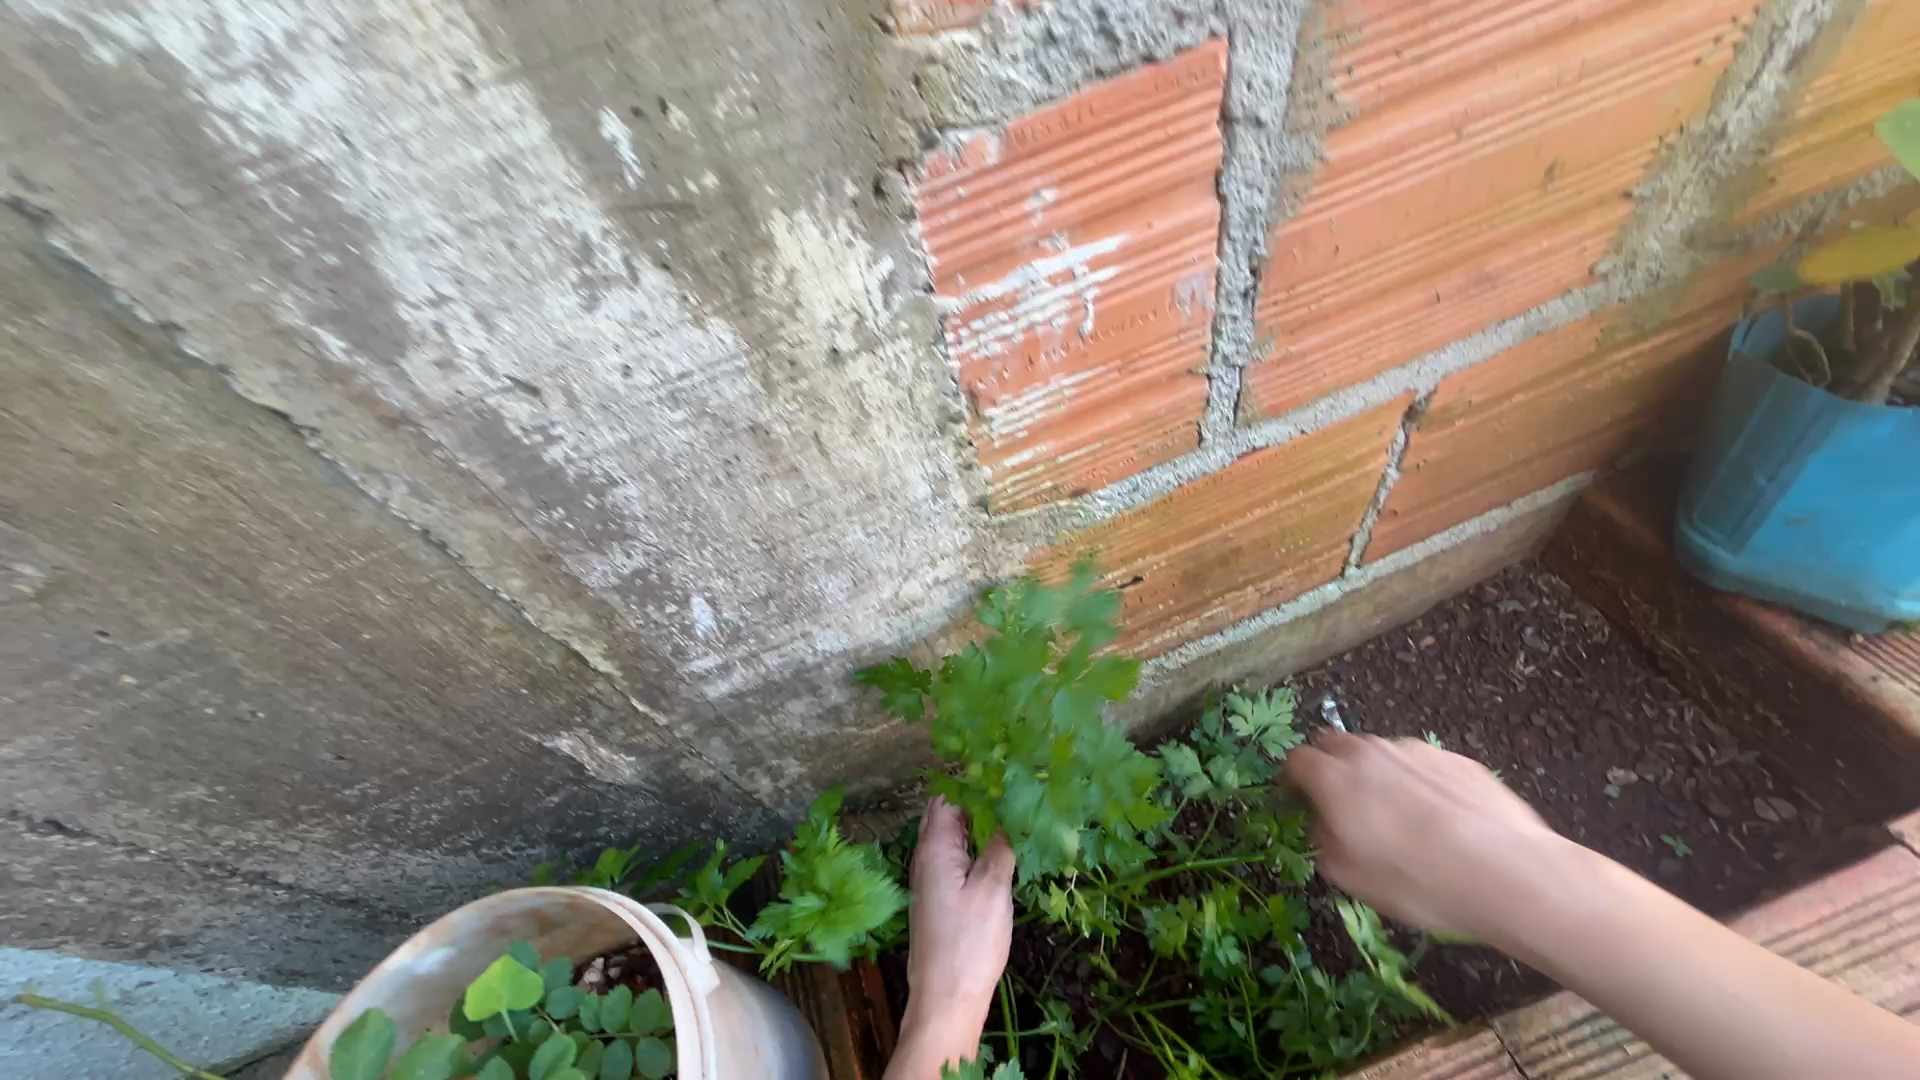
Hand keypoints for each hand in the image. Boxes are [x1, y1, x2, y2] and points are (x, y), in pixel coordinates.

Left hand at [886, 796, 1014, 1077]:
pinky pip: (953, 858)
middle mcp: (924, 857)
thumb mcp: (993, 887)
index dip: (973, 784)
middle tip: (1011, 796)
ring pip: (950, 837)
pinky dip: (972, 848)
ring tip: (1010, 819)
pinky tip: (997, 852)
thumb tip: (1009, 811)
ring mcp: (929, 879)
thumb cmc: (969, 942)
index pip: (947, 796)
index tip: (1005, 777)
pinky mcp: (938, 898)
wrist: (945, 1000)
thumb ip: (1000, 844)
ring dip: (975, 826)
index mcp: (934, 847)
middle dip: (974, 801)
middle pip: (945, 814)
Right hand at [1284, 732, 1560, 939]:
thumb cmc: (1418, 880)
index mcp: (1333, 778)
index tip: (1296, 799)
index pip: (1295, 760)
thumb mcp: (1350, 877)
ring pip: (1379, 752)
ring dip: (1374, 772)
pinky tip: (1441, 818)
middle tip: (1339, 800)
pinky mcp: (1456, 759)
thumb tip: (1323, 826)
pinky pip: (1421, 764)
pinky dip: (1417, 781)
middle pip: (1332, 743)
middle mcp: (1368, 752)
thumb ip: (1322, 843)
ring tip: (1398, 813)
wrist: (1511, 874)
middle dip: (1327, 764)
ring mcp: (1414, 751)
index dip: (1291, 779)